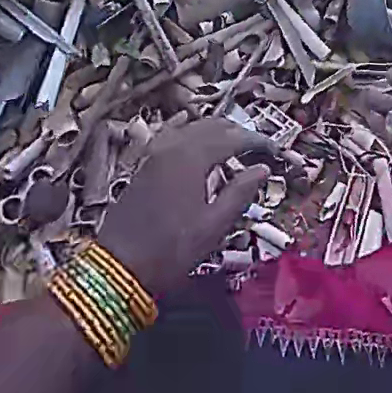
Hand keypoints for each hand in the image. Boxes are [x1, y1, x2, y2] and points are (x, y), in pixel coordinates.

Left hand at [95, 118, 272, 294]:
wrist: (117, 267)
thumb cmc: (171, 249)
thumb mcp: (212, 226)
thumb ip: (240, 193)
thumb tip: (262, 169)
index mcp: (192, 155)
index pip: (232, 137)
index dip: (256, 141)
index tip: (273, 150)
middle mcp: (174, 144)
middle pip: (212, 125)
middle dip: (237, 132)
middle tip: (257, 148)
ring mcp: (156, 151)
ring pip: (193, 128)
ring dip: (216, 133)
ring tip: (234, 150)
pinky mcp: (146, 162)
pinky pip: (177, 136)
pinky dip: (195, 137)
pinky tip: (201, 150)